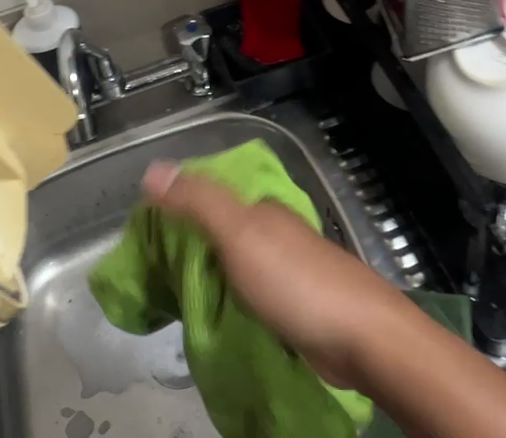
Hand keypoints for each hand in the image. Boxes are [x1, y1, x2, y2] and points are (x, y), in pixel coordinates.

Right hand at [143, 160, 505, 437]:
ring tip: (175, 306)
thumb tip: (152, 168)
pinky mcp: (299, 308)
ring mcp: (290, 272)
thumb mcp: (239, 234)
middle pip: (222, 236)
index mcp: (263, 210)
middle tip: (152, 282)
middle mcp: (277, 234)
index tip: (144, 244)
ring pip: (237, 271)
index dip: (176, 215)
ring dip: (210, 284)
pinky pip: (252, 301)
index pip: (209, 201)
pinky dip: (231, 307)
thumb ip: (198, 201)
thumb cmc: (297, 280)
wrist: (362, 337)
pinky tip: (215, 323)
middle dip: (191, 253)